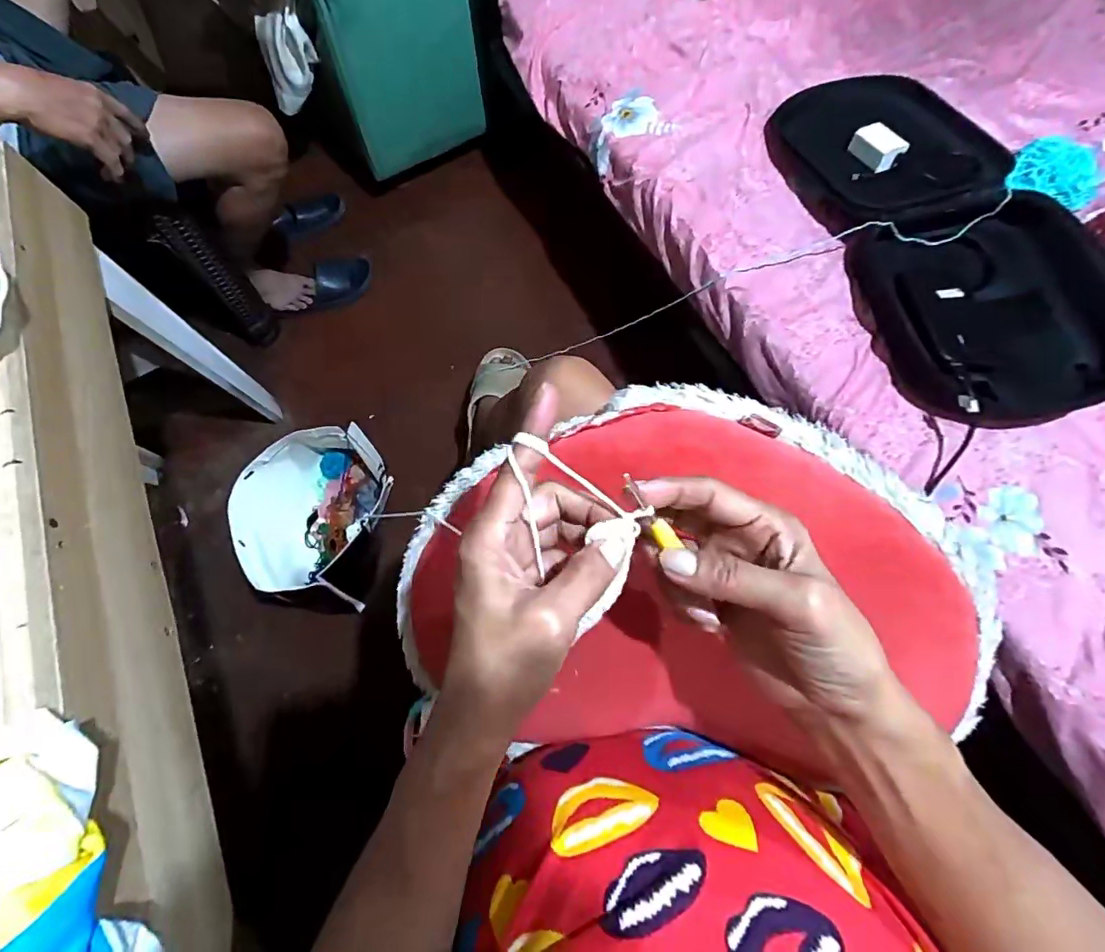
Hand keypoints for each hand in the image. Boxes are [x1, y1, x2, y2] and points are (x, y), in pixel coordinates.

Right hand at [0, 64, 148, 180]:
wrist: (19, 91)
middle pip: (125, 133)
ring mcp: (98, 123)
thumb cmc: (29, 87)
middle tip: (129, 162)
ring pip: (121, 148)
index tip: (144, 137)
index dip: (137, 127)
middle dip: (129, 150)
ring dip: (122, 163)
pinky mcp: (91, 138)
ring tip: (120, 174)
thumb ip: (78, 102)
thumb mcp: (64, 90)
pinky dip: (114, 170)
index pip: (125, 112)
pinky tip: (111, 177)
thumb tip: (78, 113)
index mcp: (95, 92)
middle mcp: (102, 107)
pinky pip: (111, 158)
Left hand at [439, 385, 617, 741]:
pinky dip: (581, 556)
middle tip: (623, 540)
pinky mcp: (523, 578)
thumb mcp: (552, 619)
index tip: (549, 391)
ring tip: (617, 560)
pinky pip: (557, 550)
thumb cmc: (507, 664)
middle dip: (586, 512)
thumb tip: (618, 538)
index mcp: (492, 538)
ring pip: (556, 526)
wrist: (482, 712)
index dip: (534, 432)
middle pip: (547, 500)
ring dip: (587, 536)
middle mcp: (498, 539)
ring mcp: (510, 559)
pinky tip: (603, 572)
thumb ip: (589, 573)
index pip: (515, 472)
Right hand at [633, 477, 917, 739]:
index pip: (710, 494)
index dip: (671, 490)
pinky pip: (675, 590)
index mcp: (767, 526)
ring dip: (675, 583)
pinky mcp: (710, 602)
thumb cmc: (834, 643)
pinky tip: (712, 627)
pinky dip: (681, 605)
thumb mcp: (795, 603)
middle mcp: (740, 540)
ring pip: (672, 557)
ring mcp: (722, 572)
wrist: (839, 708)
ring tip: (706, 615)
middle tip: (636, 548)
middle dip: (658, 530)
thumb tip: (666, 558)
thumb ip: (731, 577)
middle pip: (682, 518)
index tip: (633, 496)